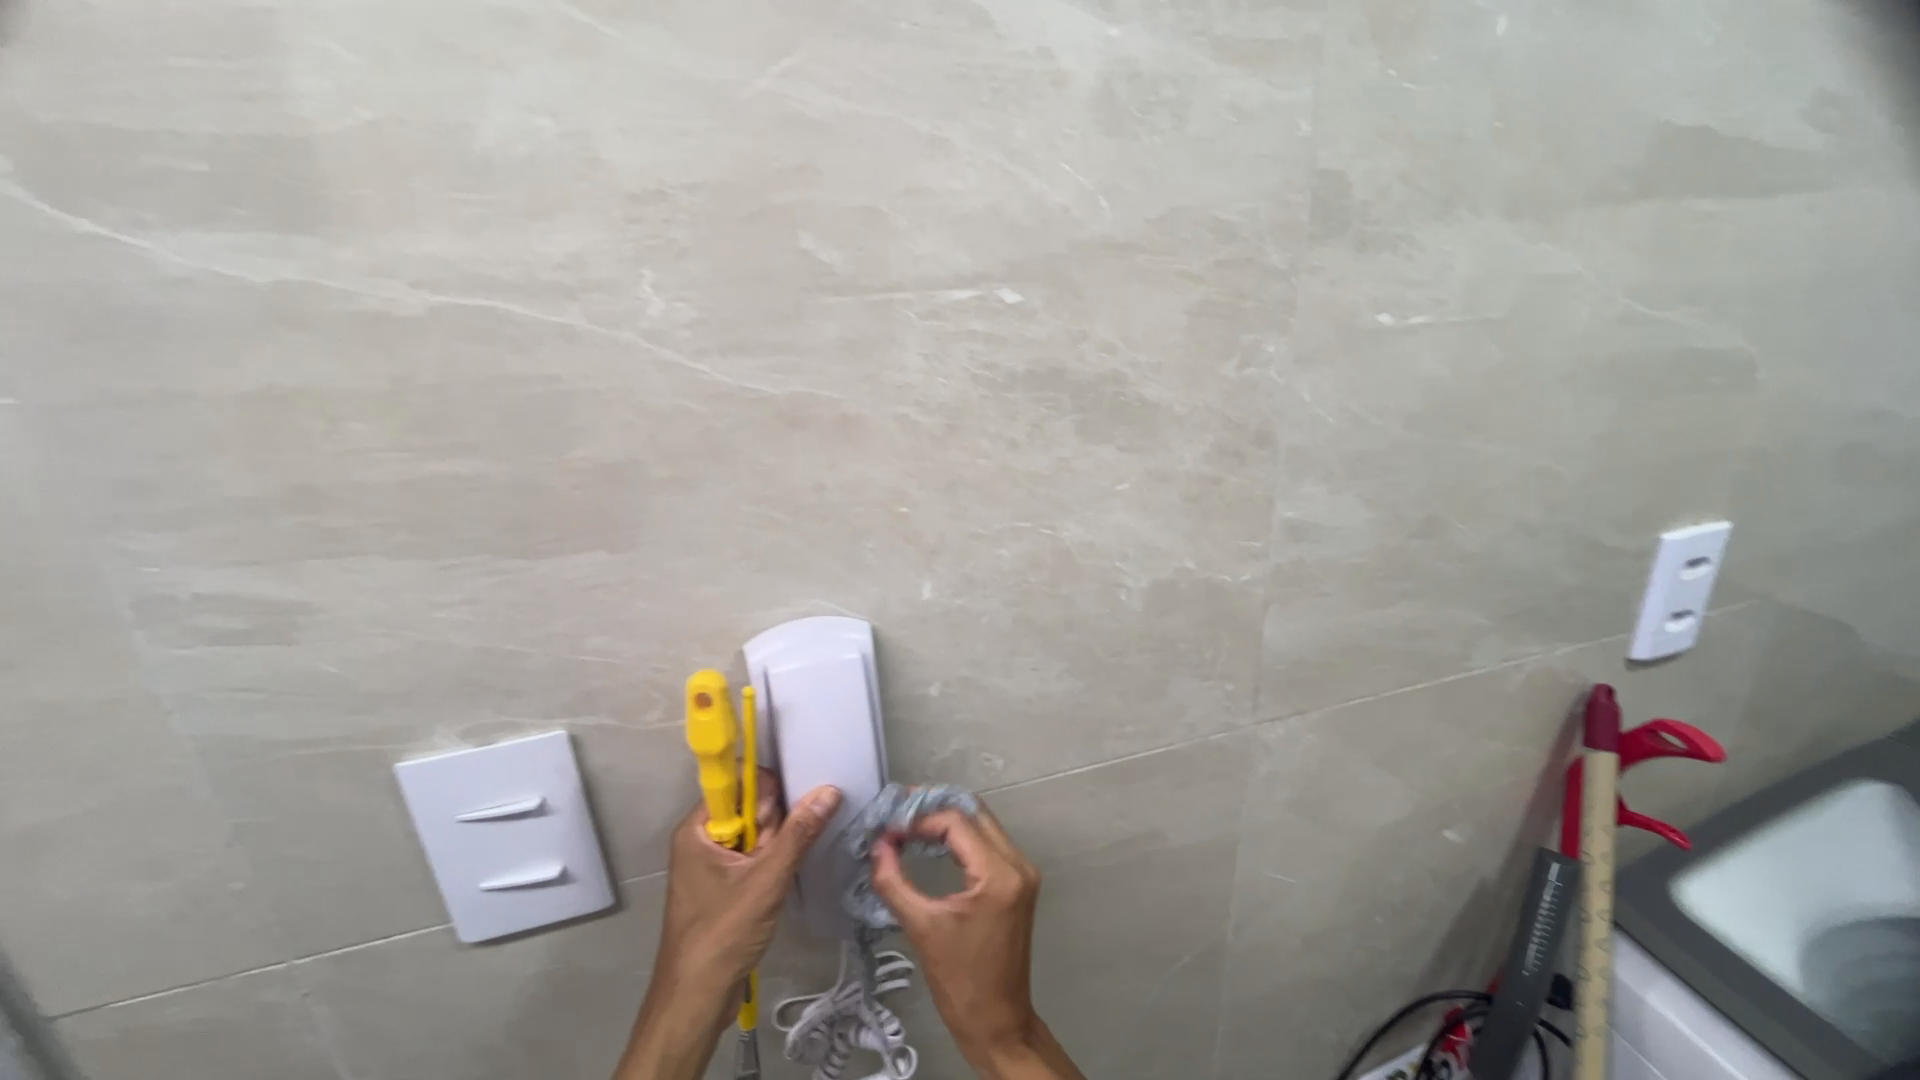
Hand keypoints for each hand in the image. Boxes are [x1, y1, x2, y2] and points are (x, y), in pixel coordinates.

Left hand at [657, 777, 842, 992]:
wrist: (696, 999)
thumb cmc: (722, 934)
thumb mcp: (766, 880)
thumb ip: (798, 834)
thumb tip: (829, 791)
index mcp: (698, 829)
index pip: (737, 784)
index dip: (768, 790)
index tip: (791, 809)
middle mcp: (701, 840)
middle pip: (750, 809)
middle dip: (775, 825)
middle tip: (780, 855)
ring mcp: (712, 865)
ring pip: (756, 835)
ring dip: (777, 848)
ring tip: (782, 871)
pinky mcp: (724, 887)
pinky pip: (754, 859)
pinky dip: (772, 864)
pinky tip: (784, 878)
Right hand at [870, 805, 1081, 1078]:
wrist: (996, 1020)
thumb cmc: (959, 980)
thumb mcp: (921, 926)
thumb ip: (894, 880)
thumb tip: (877, 845)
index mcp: (999, 874)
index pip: (956, 822)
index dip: (918, 819)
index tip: (888, 828)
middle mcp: (1018, 864)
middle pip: (973, 814)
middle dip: (932, 810)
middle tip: (896, 816)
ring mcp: (1022, 872)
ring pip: (982, 824)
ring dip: (946, 822)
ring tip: (907, 828)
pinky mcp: (1018, 882)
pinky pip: (987, 843)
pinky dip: (959, 838)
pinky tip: (930, 844)